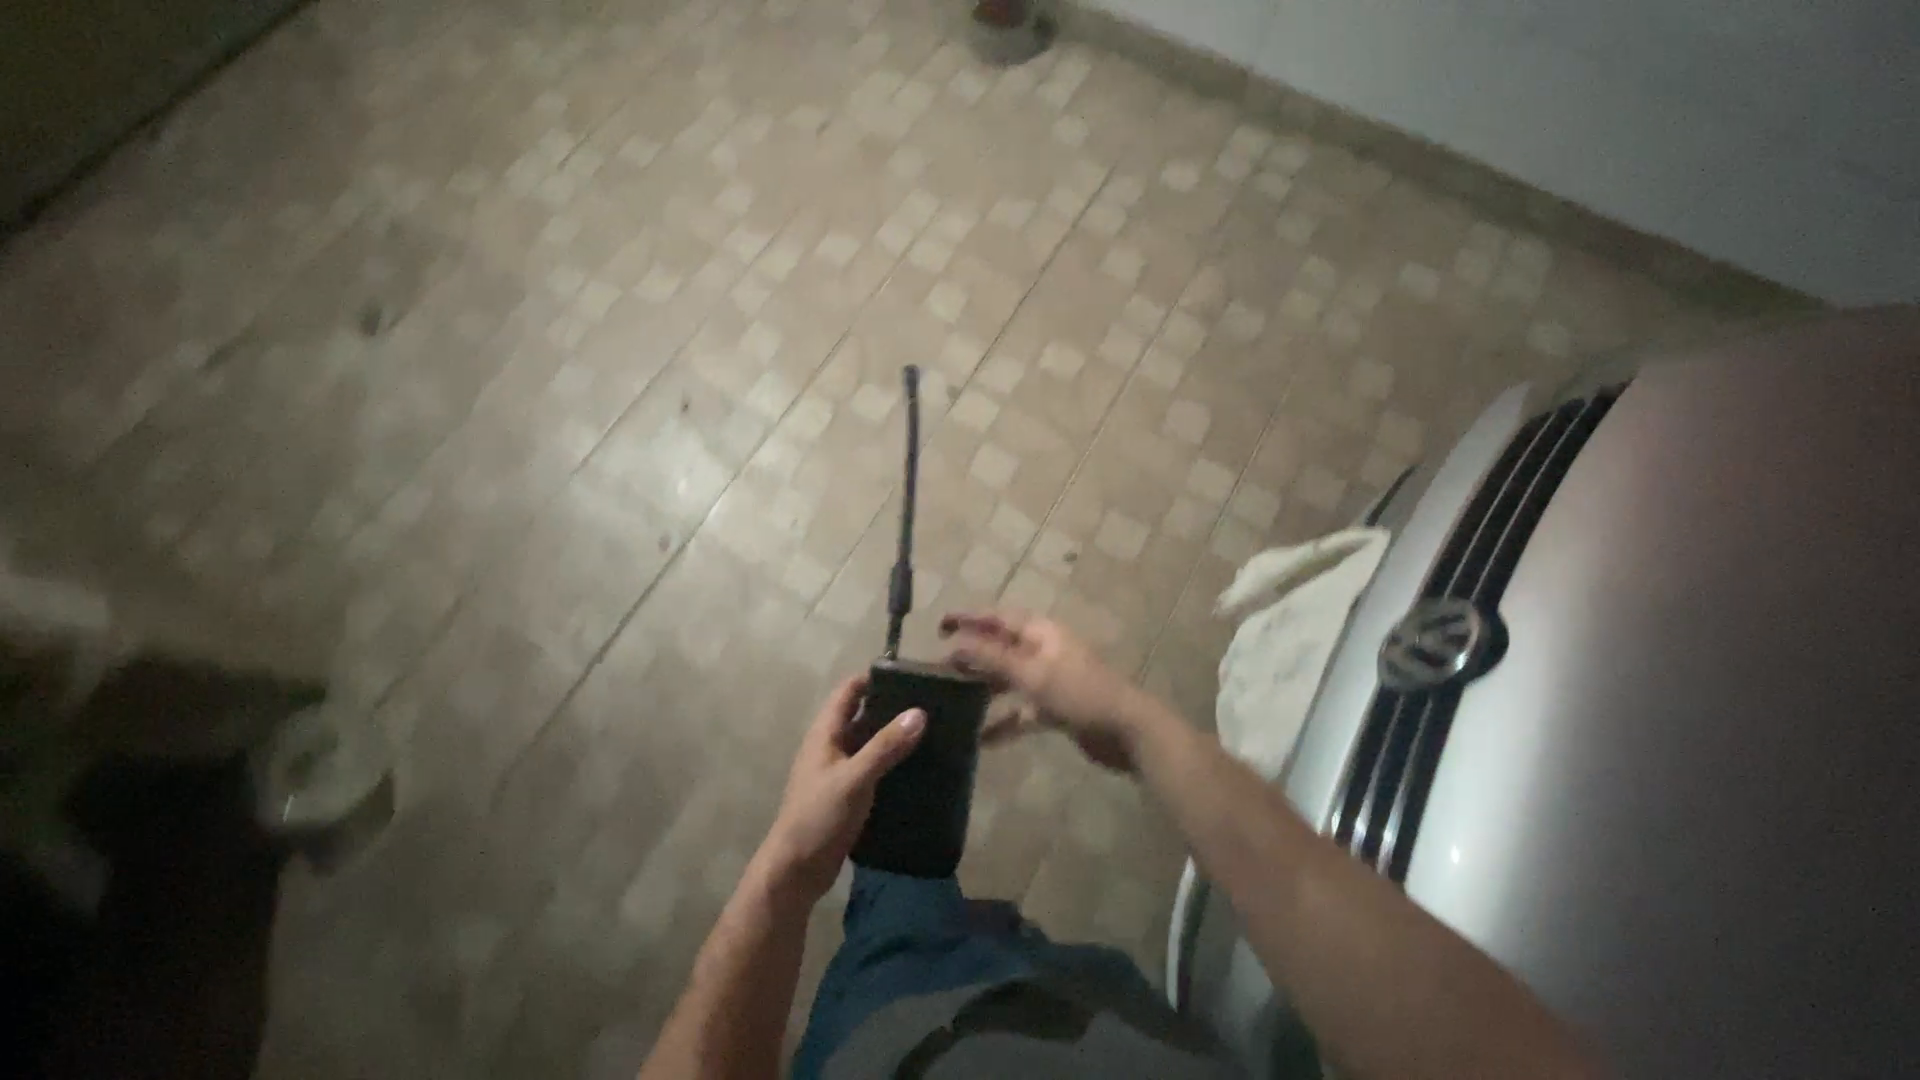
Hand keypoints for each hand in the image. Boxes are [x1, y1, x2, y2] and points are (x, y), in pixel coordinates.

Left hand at [754, 675, 924, 902]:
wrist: (796, 870)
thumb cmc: (819, 817)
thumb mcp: (854, 778)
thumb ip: (885, 746)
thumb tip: (919, 712)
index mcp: (825, 734)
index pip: (849, 692)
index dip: (874, 679)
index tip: (910, 676)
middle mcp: (831, 747)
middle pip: (862, 716)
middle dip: (892, 707)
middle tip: (931, 703)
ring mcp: (838, 772)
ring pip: (869, 744)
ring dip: (894, 737)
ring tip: (933, 731)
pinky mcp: (848, 795)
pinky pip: (873, 769)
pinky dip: (893, 763)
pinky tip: (919, 768)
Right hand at [940, 609, 1158, 772]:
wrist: (1128, 732)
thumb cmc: (1081, 694)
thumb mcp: (1033, 674)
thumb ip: (993, 658)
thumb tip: (956, 643)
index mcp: (1042, 633)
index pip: (999, 617)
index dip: (970, 618)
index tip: (940, 624)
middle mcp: (1045, 652)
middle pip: (1001, 649)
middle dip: (972, 656)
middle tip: (939, 667)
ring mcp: (1051, 681)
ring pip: (1009, 680)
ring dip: (984, 689)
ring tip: (952, 700)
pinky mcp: (1056, 709)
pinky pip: (1022, 712)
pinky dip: (1003, 722)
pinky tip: (980, 739)